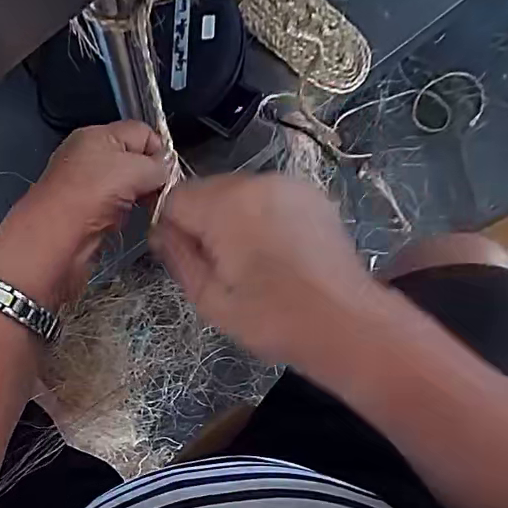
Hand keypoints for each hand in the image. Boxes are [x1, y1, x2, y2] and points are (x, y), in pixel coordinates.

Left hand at [0, 122, 171, 305]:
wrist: (53, 243)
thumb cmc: (88, 197)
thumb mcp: (134, 169)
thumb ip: (158, 165)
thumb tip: (167, 171)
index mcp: (97, 135)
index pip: (142, 132)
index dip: (159, 151)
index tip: (168, 175)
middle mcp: (89, 157)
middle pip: (135, 161)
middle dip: (150, 177)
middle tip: (158, 195)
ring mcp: (86, 187)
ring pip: (127, 188)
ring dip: (138, 199)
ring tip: (140, 210)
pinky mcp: (85, 215)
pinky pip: (116, 210)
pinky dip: (124, 217)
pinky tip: (123, 224)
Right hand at [150, 173, 382, 366]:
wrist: (347, 324)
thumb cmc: (274, 319)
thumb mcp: (210, 299)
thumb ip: (178, 258)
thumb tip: (160, 234)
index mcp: (227, 205)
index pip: (175, 197)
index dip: (172, 228)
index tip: (185, 259)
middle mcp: (259, 183)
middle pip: (208, 191)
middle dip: (204, 223)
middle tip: (221, 269)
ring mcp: (290, 186)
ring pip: (239, 195)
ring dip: (234, 222)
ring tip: (253, 265)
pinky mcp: (314, 198)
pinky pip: (269, 200)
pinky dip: (262, 220)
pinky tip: (276, 256)